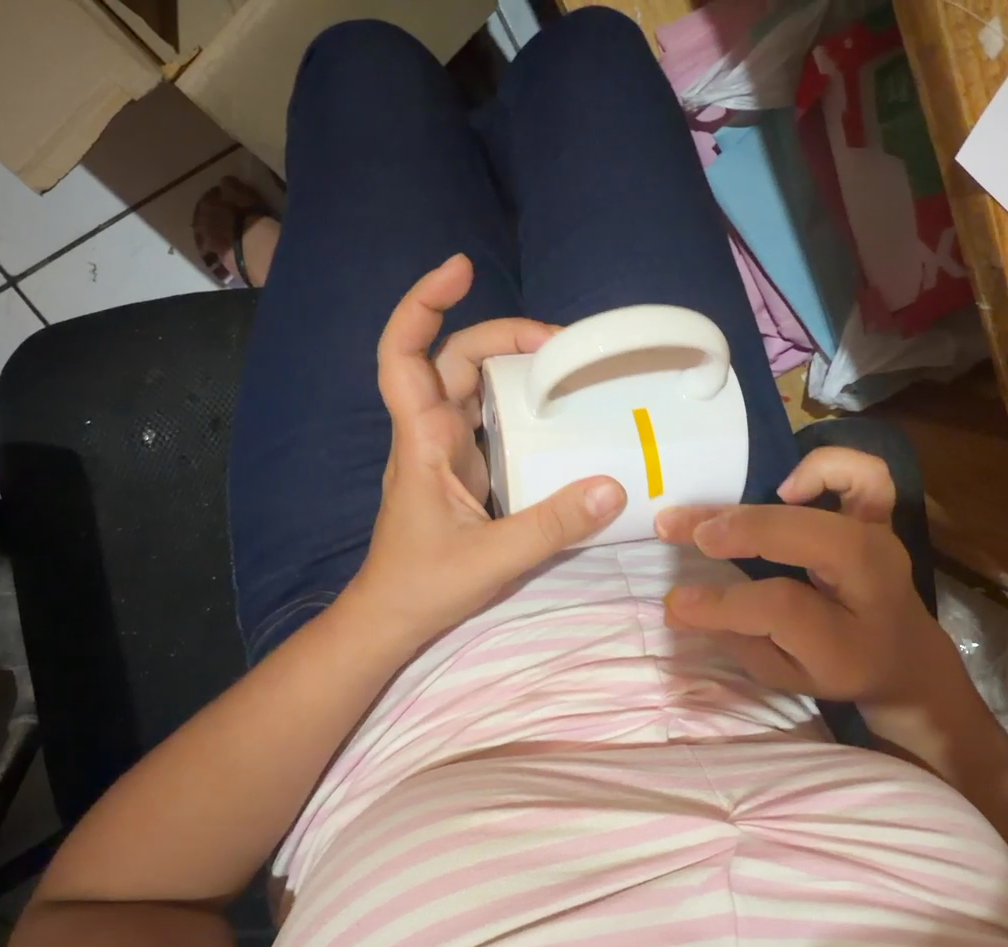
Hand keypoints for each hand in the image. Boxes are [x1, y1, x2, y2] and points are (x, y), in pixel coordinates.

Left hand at [346, 255, 626, 643]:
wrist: (393, 615)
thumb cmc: (425, 584)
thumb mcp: (494, 558)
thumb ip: (553, 525)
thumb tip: (614, 486)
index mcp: (422, 440)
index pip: (404, 353)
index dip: (422, 302)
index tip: (460, 269)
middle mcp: (429, 433)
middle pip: (451, 357)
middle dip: (499, 334)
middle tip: (560, 339)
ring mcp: (444, 449)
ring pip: (469, 383)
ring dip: (509, 362)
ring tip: (565, 362)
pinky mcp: (461, 468)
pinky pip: (485, 414)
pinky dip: (515, 398)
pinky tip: (554, 406)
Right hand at [654, 448, 943, 703]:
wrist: (905, 656)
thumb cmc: (838, 669)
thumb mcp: (786, 676)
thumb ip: (736, 640)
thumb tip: (678, 604)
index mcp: (848, 638)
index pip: (781, 607)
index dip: (722, 603)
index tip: (674, 601)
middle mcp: (872, 580)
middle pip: (807, 537)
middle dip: (739, 529)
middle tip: (677, 530)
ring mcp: (881, 541)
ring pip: (836, 497)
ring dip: (764, 496)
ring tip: (711, 506)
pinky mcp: (881, 519)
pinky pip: (868, 476)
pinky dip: (827, 468)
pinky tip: (786, 487)